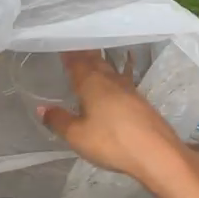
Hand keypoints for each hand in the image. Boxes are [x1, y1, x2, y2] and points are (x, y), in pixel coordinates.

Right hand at [41, 51, 198, 189]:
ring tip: (94, 56)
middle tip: (75, 45)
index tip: (62, 44)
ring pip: (110, 69)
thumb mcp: (77, 136)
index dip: (68, 54)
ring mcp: (128, 89)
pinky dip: (117, 73)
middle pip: (95, 61)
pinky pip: (123, 78)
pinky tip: (120, 75)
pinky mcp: (140, 101)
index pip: (76, 63)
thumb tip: (41, 108)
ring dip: (101, 61)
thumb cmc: (111, 142)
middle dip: (84, 53)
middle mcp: (110, 80)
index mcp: (91, 84)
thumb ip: (59, 120)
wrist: (156, 153)